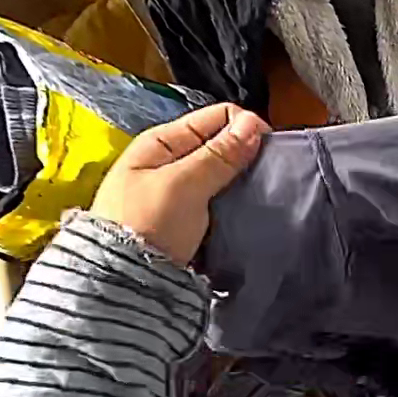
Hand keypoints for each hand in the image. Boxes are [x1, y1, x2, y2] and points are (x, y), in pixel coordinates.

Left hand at [90, 103, 268, 264]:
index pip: (216, 118)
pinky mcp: (193, 218)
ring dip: (244, 181)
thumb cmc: (148, 224)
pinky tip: (249, 211)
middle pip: (222, 145)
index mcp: (163, 142)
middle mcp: (173, 162)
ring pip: (226, 175)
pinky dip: (237, 202)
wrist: (128, 279)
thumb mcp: (184, 184)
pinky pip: (224, 201)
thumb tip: (254, 123)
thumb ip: (219, 155)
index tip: (269, 150)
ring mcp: (183, 191)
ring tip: (262, 194)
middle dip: (247, 155)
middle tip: (268, 175)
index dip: (245, 128)